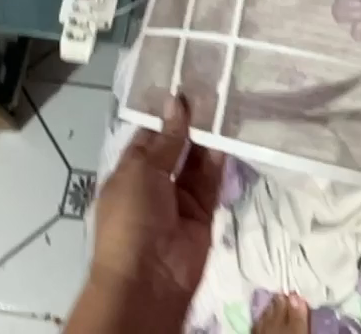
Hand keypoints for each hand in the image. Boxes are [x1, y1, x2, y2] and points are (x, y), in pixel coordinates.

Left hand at [89, 96, 225, 311]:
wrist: (148, 280)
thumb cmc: (130, 219)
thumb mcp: (141, 171)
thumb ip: (165, 139)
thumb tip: (177, 103)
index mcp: (131, 169)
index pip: (150, 133)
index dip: (167, 111)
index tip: (185, 81)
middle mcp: (156, 180)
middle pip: (176, 143)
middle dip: (190, 119)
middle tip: (211, 85)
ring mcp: (180, 195)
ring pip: (196, 158)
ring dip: (207, 134)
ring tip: (224, 100)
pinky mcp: (203, 209)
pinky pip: (212, 178)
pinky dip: (220, 157)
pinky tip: (230, 132)